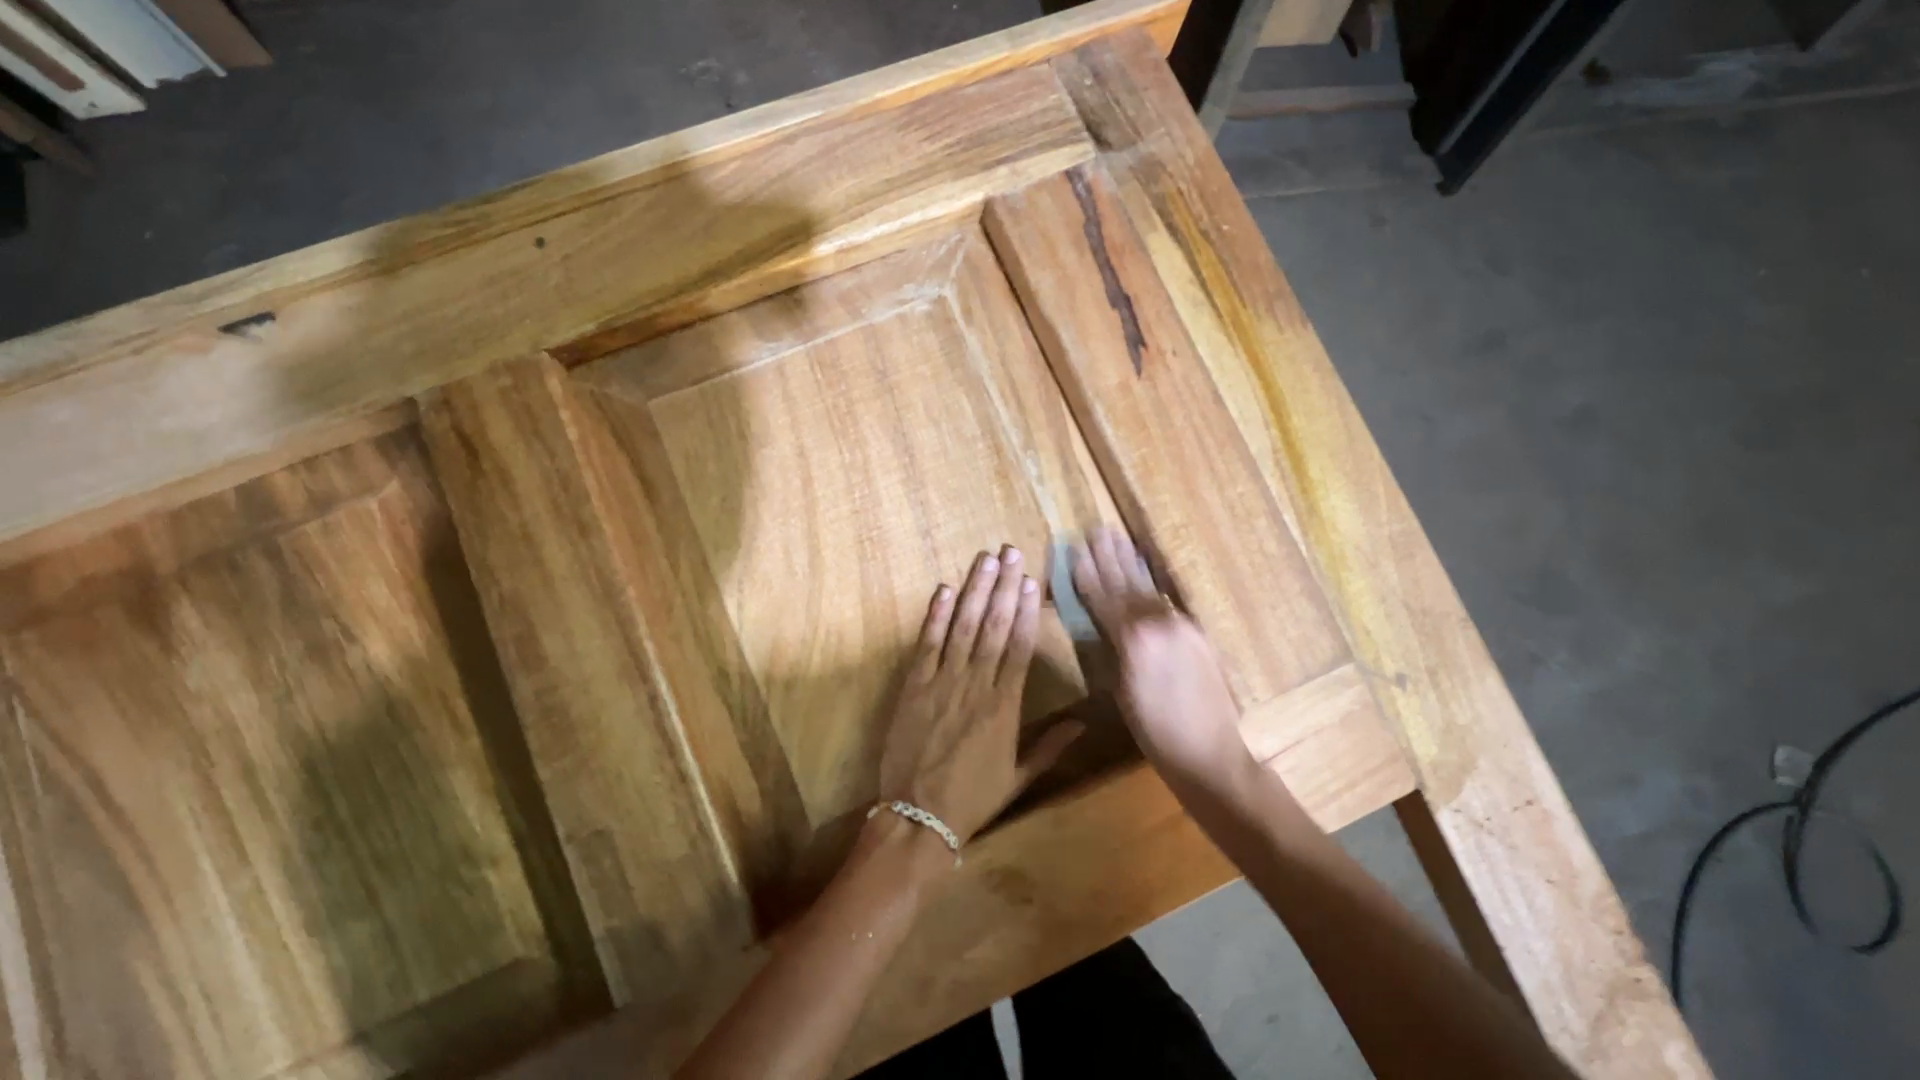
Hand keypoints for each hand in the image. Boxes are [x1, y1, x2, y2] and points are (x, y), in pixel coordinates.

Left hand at [876, 546, 1084, 845]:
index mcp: (1005, 707)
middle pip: (993, 628)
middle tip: (1010, 552)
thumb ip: (1050, 746)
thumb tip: (1083, 723)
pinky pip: (926, 645)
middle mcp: (976, 687)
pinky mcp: (912, 688)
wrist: (919, 818)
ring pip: (961, 628)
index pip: (1019, 649)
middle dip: (1003, 588)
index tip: (1031, 581)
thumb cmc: (973, 799)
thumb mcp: (1018, 777)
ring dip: (973, 591)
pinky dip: (934, 616)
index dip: (1026, 612)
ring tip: (984, 560)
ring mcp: (941, 684)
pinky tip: (943, 590)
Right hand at [1071, 528, 1257, 791]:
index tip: (1075, 548)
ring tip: (1118, 537)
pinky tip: (1145, 570)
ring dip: (1131, 562)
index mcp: (1134, 637)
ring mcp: (1182, 625)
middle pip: (1128, 583)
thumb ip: (1111, 649)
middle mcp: (1159, 622)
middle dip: (1109, 557)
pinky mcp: (1197, 633)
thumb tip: (1101, 623)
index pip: (1104, 597)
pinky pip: (1167, 599)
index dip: (1087, 574)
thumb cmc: (1154, 731)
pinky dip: (1152, 582)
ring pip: (1150, 587)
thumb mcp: (1121, 691)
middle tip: (1096, 529)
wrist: (1208, 752)